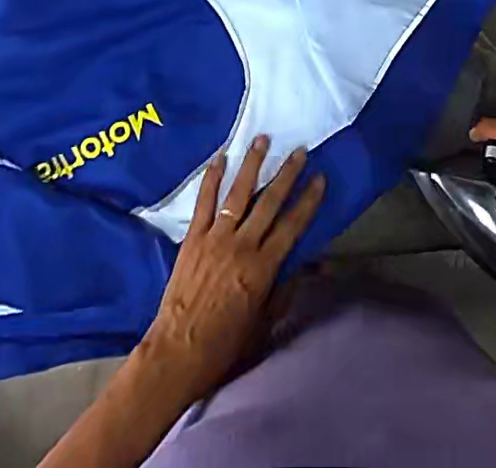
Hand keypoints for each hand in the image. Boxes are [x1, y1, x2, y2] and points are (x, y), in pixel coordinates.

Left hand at [141, 135, 324, 399]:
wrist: (175, 356)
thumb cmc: (225, 345)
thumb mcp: (266, 322)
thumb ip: (287, 290)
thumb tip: (311, 268)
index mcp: (264, 267)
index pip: (293, 224)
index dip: (309, 199)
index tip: (321, 178)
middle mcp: (242, 247)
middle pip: (270, 201)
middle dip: (287, 174)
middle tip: (299, 151)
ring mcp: (215, 240)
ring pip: (239, 194)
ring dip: (252, 164)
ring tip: (262, 140)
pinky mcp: (192, 241)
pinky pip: (203, 204)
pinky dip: (211, 179)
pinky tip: (219, 159)